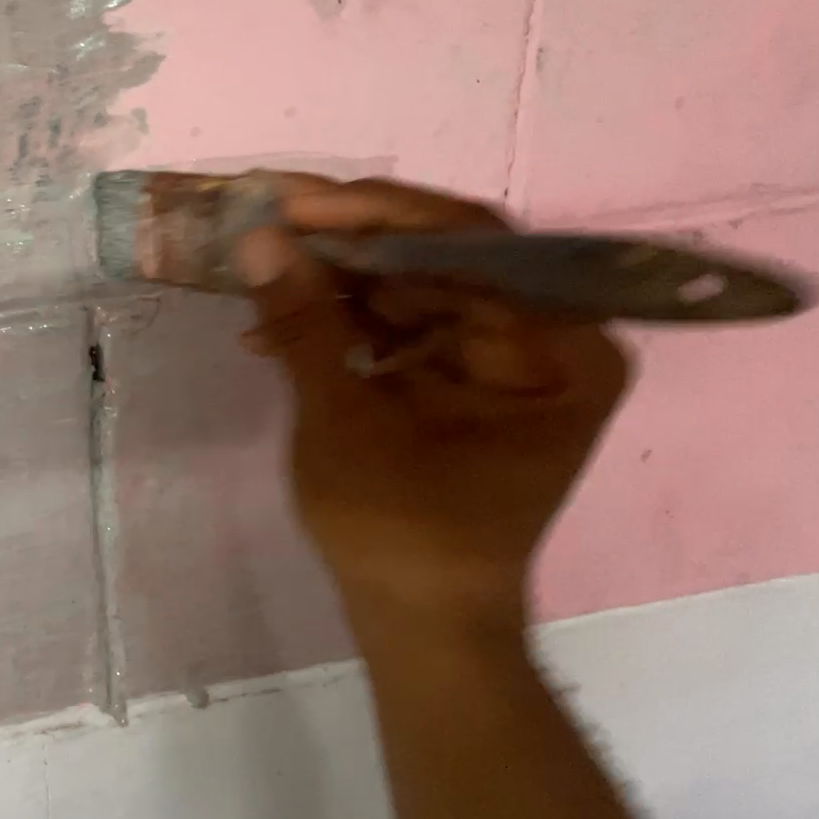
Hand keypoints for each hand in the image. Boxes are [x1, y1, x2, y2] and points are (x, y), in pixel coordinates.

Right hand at [234, 174, 630, 631]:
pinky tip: (277, 330)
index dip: (376, 215)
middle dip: (346, 246)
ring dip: (333, 285)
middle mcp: (546, 339)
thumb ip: (306, 323)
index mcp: (559, 348)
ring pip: (412, 290)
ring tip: (260, 277)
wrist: (418, 616)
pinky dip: (340, 326)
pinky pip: (399, 328)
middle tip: (266, 224)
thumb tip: (259, 240)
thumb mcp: (343, 419)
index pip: (472, 243)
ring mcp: (501, 359)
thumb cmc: (397, 528)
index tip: (294, 202)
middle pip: (442, 260)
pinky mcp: (459, 381)